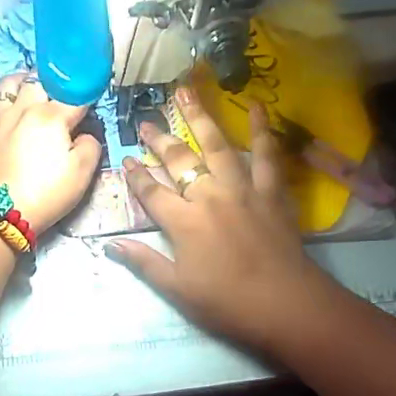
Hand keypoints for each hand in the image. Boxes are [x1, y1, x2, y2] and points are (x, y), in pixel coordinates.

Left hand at [0, 74, 101, 236]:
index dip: (86, 97)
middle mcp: (22, 110)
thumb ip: (91, 146)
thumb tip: (85, 135)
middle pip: (37, 82)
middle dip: (51, 84)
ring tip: (27, 88)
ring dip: (19, 83)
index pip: (75, 97)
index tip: (91, 103)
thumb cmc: (46, 193)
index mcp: (51, 116)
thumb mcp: (82, 174)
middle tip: (59, 96)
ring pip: (4, 87)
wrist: (0, 215)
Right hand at [106, 87, 341, 351]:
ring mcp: (243, 189)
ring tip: (186, 92)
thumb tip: (110, 244)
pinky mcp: (271, 191)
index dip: (136, 176)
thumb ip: (144, 263)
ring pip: (217, 146)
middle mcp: (210, 196)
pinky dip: (261, 129)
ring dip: (200, 118)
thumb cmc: (227, 303)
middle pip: (180, 161)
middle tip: (147, 122)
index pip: (152, 192)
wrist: (285, 303)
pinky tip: (256, 105)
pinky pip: (266, 154)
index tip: (125, 159)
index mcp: (183, 222)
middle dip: (160, 140)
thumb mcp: (177, 290)